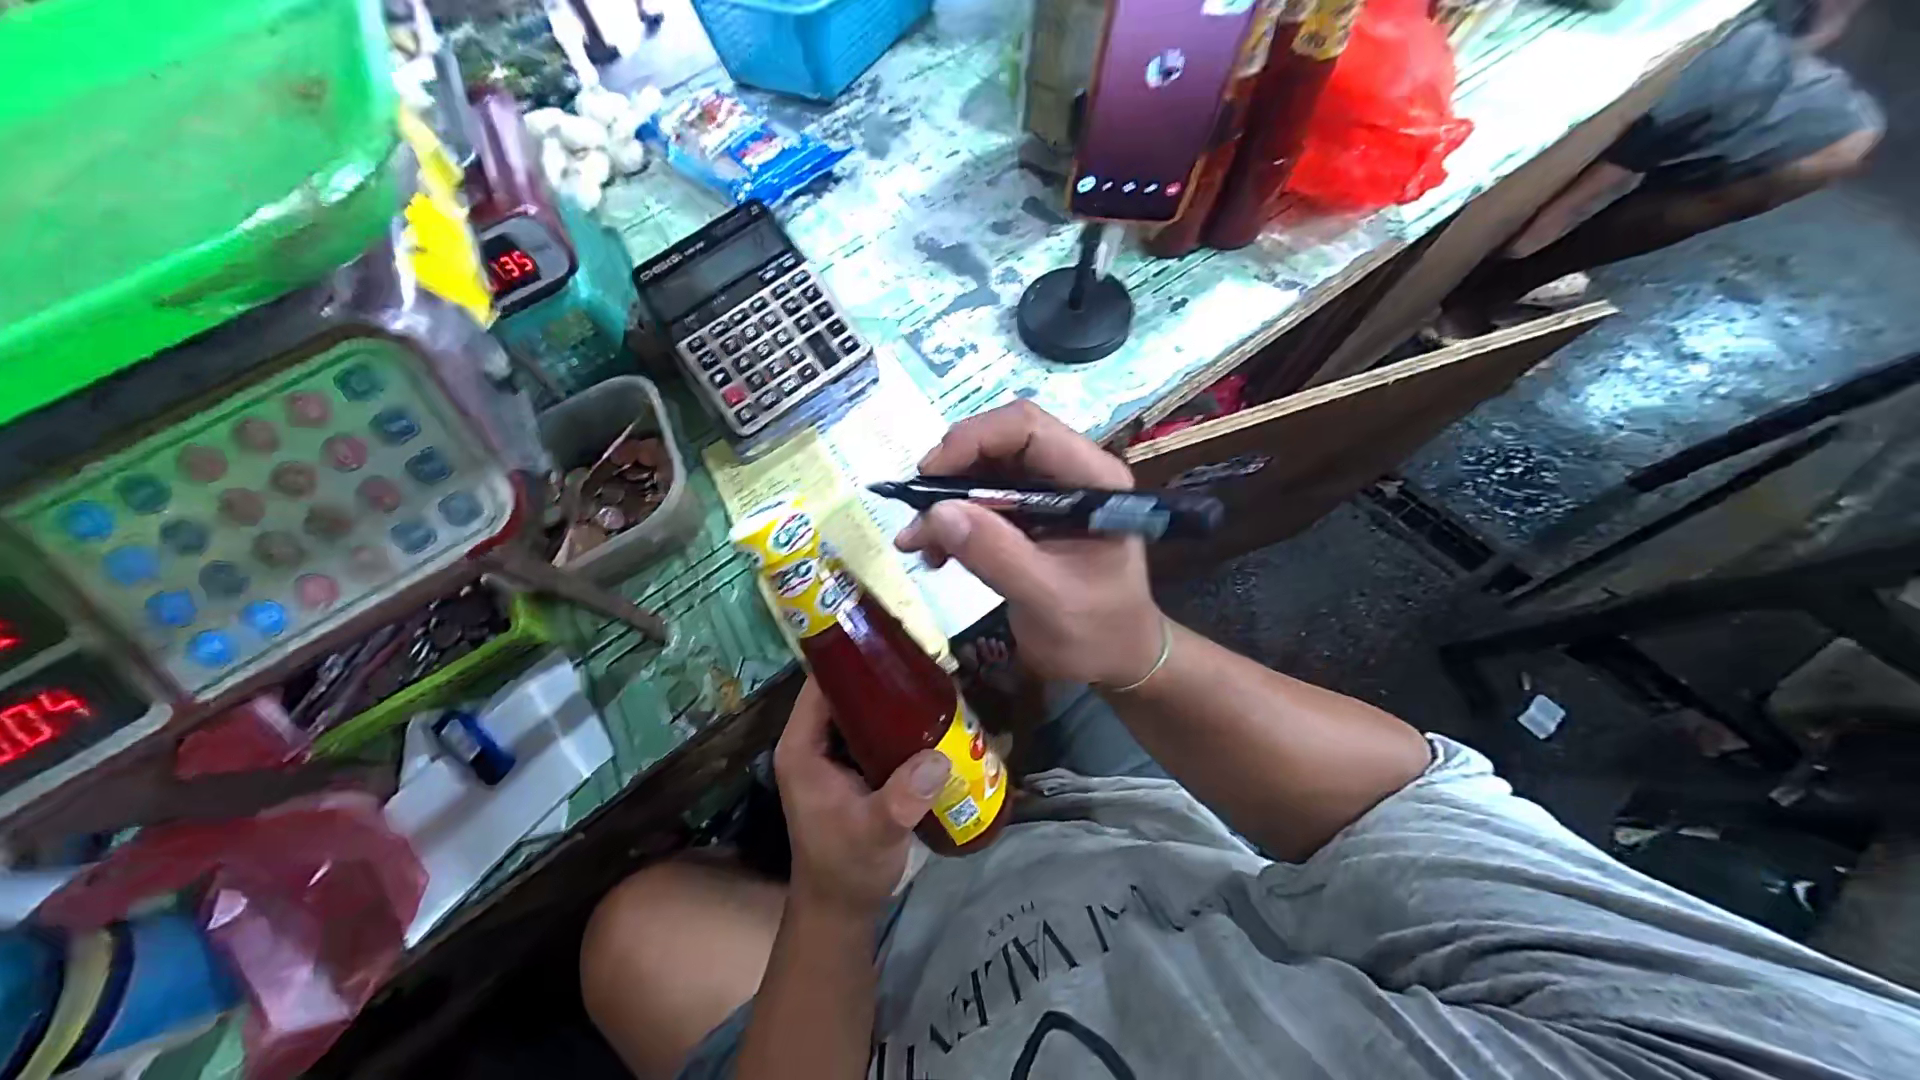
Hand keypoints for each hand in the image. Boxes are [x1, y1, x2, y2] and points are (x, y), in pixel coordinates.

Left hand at [774, 680, 950, 916]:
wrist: (844, 907)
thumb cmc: (847, 867)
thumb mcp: (874, 833)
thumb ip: (901, 800)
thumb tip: (938, 759)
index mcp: (802, 747)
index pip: (820, 684)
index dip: (850, 659)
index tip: (890, 642)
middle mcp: (814, 742)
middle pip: (845, 692)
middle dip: (881, 675)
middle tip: (924, 659)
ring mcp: (835, 754)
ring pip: (863, 710)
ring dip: (894, 697)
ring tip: (934, 679)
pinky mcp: (855, 766)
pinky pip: (876, 730)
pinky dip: (900, 722)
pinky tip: (932, 715)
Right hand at [896, 400, 1163, 686]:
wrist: (1115, 661)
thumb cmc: (1097, 633)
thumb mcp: (1046, 599)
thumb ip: (996, 554)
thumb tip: (937, 512)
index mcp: (1093, 479)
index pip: (1028, 428)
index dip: (972, 440)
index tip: (928, 478)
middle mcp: (1071, 474)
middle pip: (999, 442)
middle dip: (951, 471)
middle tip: (916, 510)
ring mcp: (1048, 494)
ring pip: (983, 469)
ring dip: (944, 500)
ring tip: (917, 542)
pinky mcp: (1027, 516)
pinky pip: (979, 501)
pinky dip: (951, 522)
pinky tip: (935, 555)